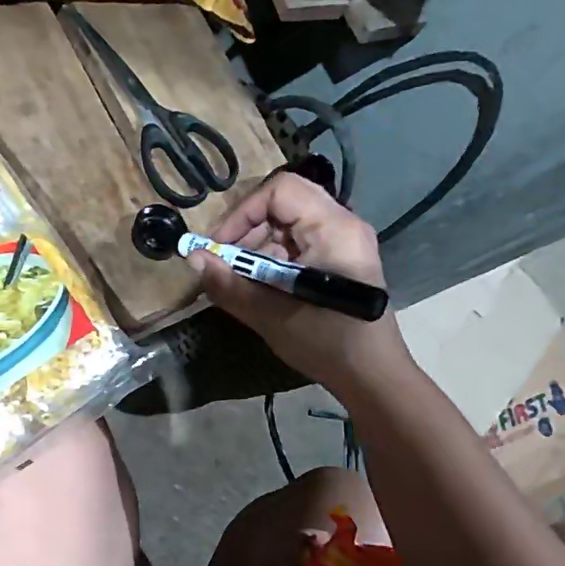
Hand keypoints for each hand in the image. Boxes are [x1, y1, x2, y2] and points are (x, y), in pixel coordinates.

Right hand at [191, 173, 412, 390]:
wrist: (371, 374)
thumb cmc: (326, 342)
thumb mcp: (270, 316)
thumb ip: (229, 285)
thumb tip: (193, 259)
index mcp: (333, 229)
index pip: (280, 190)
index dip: (243, 212)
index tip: (220, 247)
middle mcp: (343, 224)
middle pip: (284, 201)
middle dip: (247, 227)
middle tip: (226, 258)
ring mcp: (344, 240)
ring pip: (289, 221)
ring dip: (258, 243)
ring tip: (242, 277)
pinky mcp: (340, 257)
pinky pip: (299, 240)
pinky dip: (274, 255)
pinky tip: (261, 284)